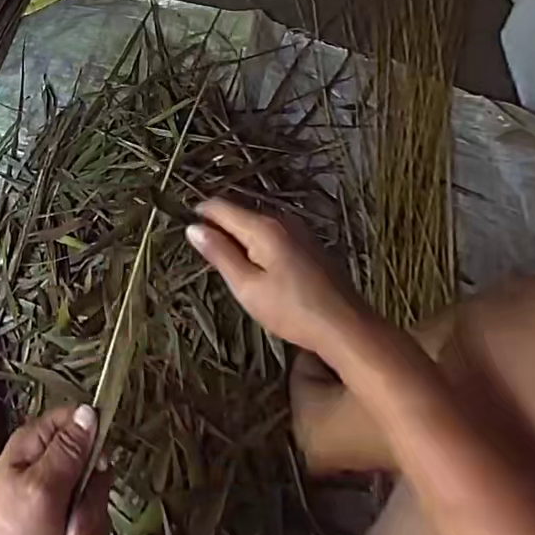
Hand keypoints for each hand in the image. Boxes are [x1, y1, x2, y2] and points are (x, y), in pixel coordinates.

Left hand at [0, 403, 113, 534]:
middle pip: (91, 466)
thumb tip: (90, 410)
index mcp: (33, 445)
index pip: (76, 419)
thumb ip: (69, 450)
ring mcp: (51, 504)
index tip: (96, 470)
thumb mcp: (41, 489)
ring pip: (93, 505)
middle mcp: (43, 468)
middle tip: (72, 531)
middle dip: (90, 505)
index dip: (94, 441)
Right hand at [186, 199, 366, 356]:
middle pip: (238, 212)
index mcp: (262, 227)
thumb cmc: (292, 310)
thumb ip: (219, 254)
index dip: (199, 214)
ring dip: (238, 236)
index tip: (185, 230)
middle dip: (218, 226)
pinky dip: (257, 244)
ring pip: (256, 224)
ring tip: (228, 264)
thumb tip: (193, 228)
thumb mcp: (247, 287)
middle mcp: (281, 220)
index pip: (219, 206)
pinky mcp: (309, 245)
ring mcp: (298, 231)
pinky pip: (272, 234)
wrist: (348, 328)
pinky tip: (258, 268)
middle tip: (205, 254)